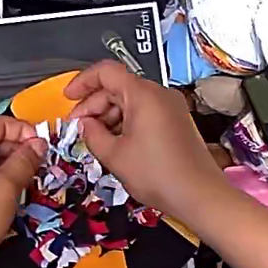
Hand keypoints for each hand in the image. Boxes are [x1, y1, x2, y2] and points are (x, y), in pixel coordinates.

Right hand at [65, 61, 228, 216]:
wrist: (199, 195)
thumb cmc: (160, 175)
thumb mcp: (114, 156)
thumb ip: (92, 134)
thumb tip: (84, 125)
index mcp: (143, 95)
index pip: (106, 72)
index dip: (82, 82)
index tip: (68, 97)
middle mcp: (160, 94)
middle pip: (118, 87)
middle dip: (94, 105)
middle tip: (79, 128)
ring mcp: (171, 107)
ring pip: (131, 101)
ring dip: (110, 117)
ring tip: (98, 141)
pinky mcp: (177, 122)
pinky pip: (146, 113)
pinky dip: (127, 123)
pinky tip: (118, 144)